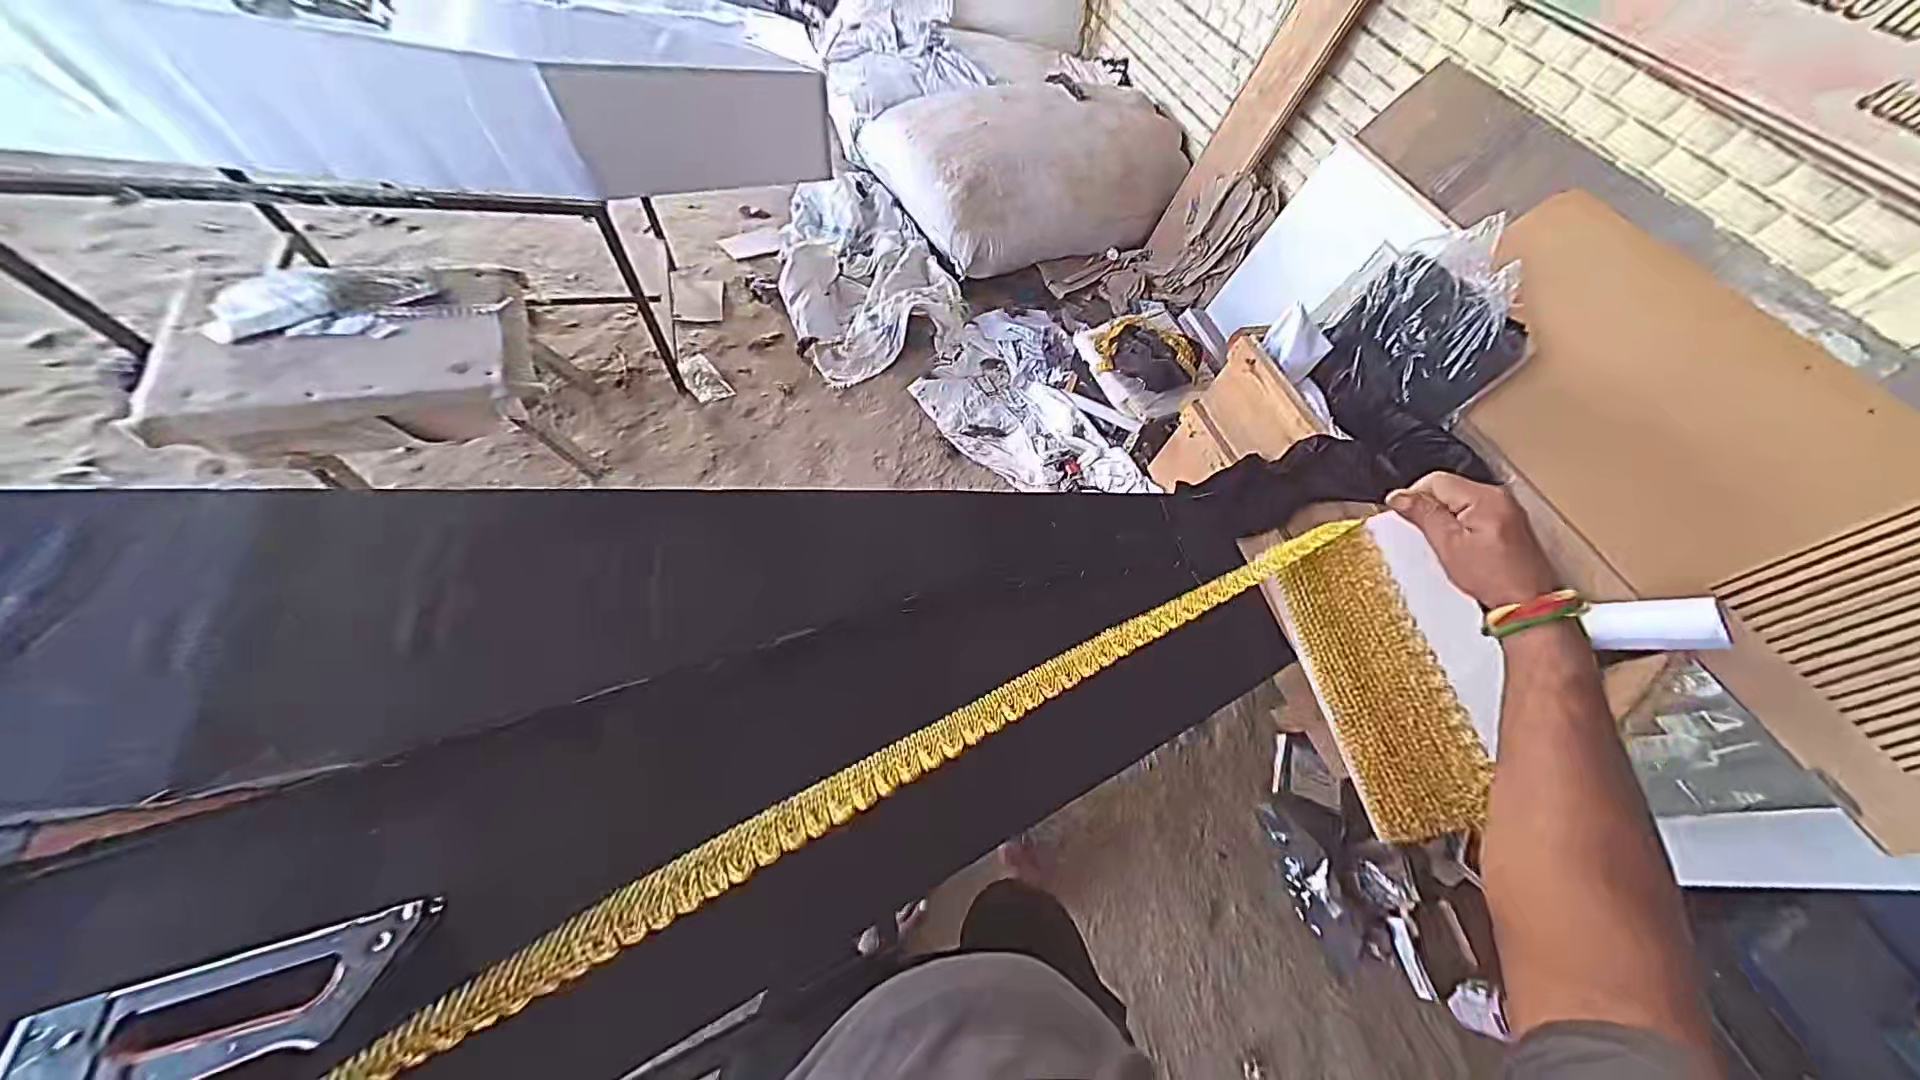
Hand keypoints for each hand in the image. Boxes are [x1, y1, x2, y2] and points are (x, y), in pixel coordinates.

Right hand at [1385, 472, 1559, 608]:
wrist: (1528, 602)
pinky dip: (1458, 526)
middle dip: (1430, 510)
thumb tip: (1399, 496)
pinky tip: (1460, 547)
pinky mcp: (1507, 521)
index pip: (1434, 481)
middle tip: (1430, 537)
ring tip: (1447, 545)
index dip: (1414, 498)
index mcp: (1484, 497)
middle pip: (1446, 489)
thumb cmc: (1493, 577)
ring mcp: (1506, 509)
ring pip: (1457, 501)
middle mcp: (1499, 497)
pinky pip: (1470, 513)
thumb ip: (1423, 514)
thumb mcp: (1447, 544)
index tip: (1409, 519)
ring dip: (1444, 519)